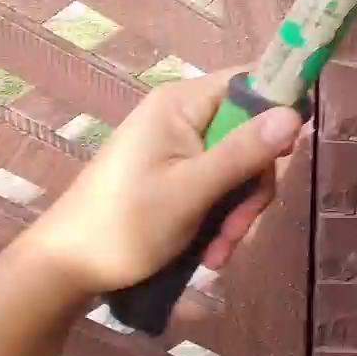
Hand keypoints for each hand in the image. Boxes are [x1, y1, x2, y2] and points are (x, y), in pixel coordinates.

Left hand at [21, 69, 305, 296]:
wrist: (60, 275)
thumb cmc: (123, 225)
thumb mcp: (190, 191)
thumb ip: (244, 151)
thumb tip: (296, 114)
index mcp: (182, 103)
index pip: (251, 81)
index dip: (279, 107)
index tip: (290, 149)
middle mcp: (184, 115)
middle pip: (252, 130)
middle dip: (252, 182)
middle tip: (241, 224)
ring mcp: (181, 145)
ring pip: (241, 162)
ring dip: (240, 208)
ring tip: (221, 249)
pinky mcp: (179, 172)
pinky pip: (222, 181)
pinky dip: (223, 215)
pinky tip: (212, 250)